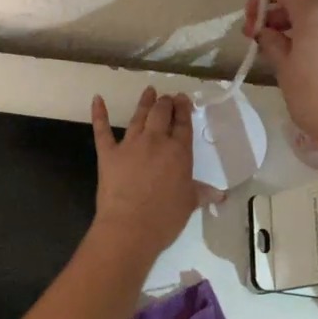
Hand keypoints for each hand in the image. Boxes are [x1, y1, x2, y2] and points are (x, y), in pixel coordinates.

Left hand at [89, 87, 198, 257]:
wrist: (130, 227)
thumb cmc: (165, 218)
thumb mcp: (189, 203)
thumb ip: (202, 193)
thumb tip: (220, 195)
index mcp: (179, 152)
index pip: (183, 123)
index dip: (183, 109)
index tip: (183, 100)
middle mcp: (155, 141)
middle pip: (161, 113)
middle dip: (166, 102)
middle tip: (167, 97)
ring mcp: (130, 145)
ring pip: (139, 117)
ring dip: (145, 102)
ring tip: (149, 91)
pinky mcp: (108, 154)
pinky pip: (102, 130)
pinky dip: (99, 113)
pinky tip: (97, 99)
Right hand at [244, 0, 317, 151]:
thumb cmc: (315, 98)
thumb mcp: (284, 69)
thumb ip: (271, 42)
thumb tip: (265, 30)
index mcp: (315, 12)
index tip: (252, 19)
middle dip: (277, 14)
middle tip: (259, 38)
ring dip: (296, 26)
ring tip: (281, 52)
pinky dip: (315, 36)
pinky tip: (306, 60)